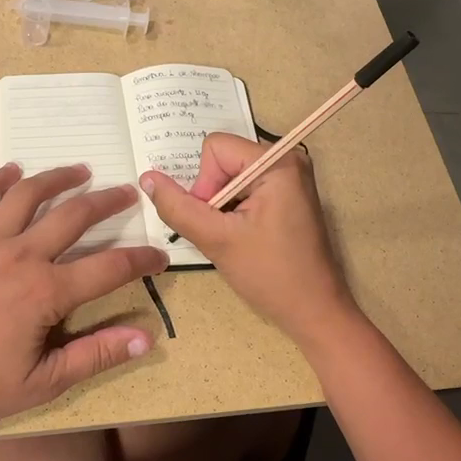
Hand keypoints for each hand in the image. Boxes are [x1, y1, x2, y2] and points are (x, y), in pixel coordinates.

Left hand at [0, 163, 169, 435]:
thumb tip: (145, 337)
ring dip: (58, 178)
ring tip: (81, 170)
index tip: (160, 255)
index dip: (141, 260)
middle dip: (108, 202)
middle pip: (74, 216)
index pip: (109, 268)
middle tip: (128, 192)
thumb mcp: (42, 383)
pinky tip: (12, 170)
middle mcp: (18, 256)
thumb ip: (96, 356)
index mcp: (45, 292)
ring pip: (27, 196)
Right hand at [140, 133, 358, 343]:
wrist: (314, 311)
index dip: (204, 183)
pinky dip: (235, 209)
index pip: (215, 148)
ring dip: (222, 205)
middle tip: (225, 231)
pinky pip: (246, 187)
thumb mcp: (216, 240)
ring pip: (231, 175)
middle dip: (212, 195)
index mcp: (277, 162)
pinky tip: (245, 236)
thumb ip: (177, 206)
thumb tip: (146, 178)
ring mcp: (291, 177)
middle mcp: (288, 159)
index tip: (216, 220)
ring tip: (236, 236)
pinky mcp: (290, 194)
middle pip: (223, 159)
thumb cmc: (270, 275)